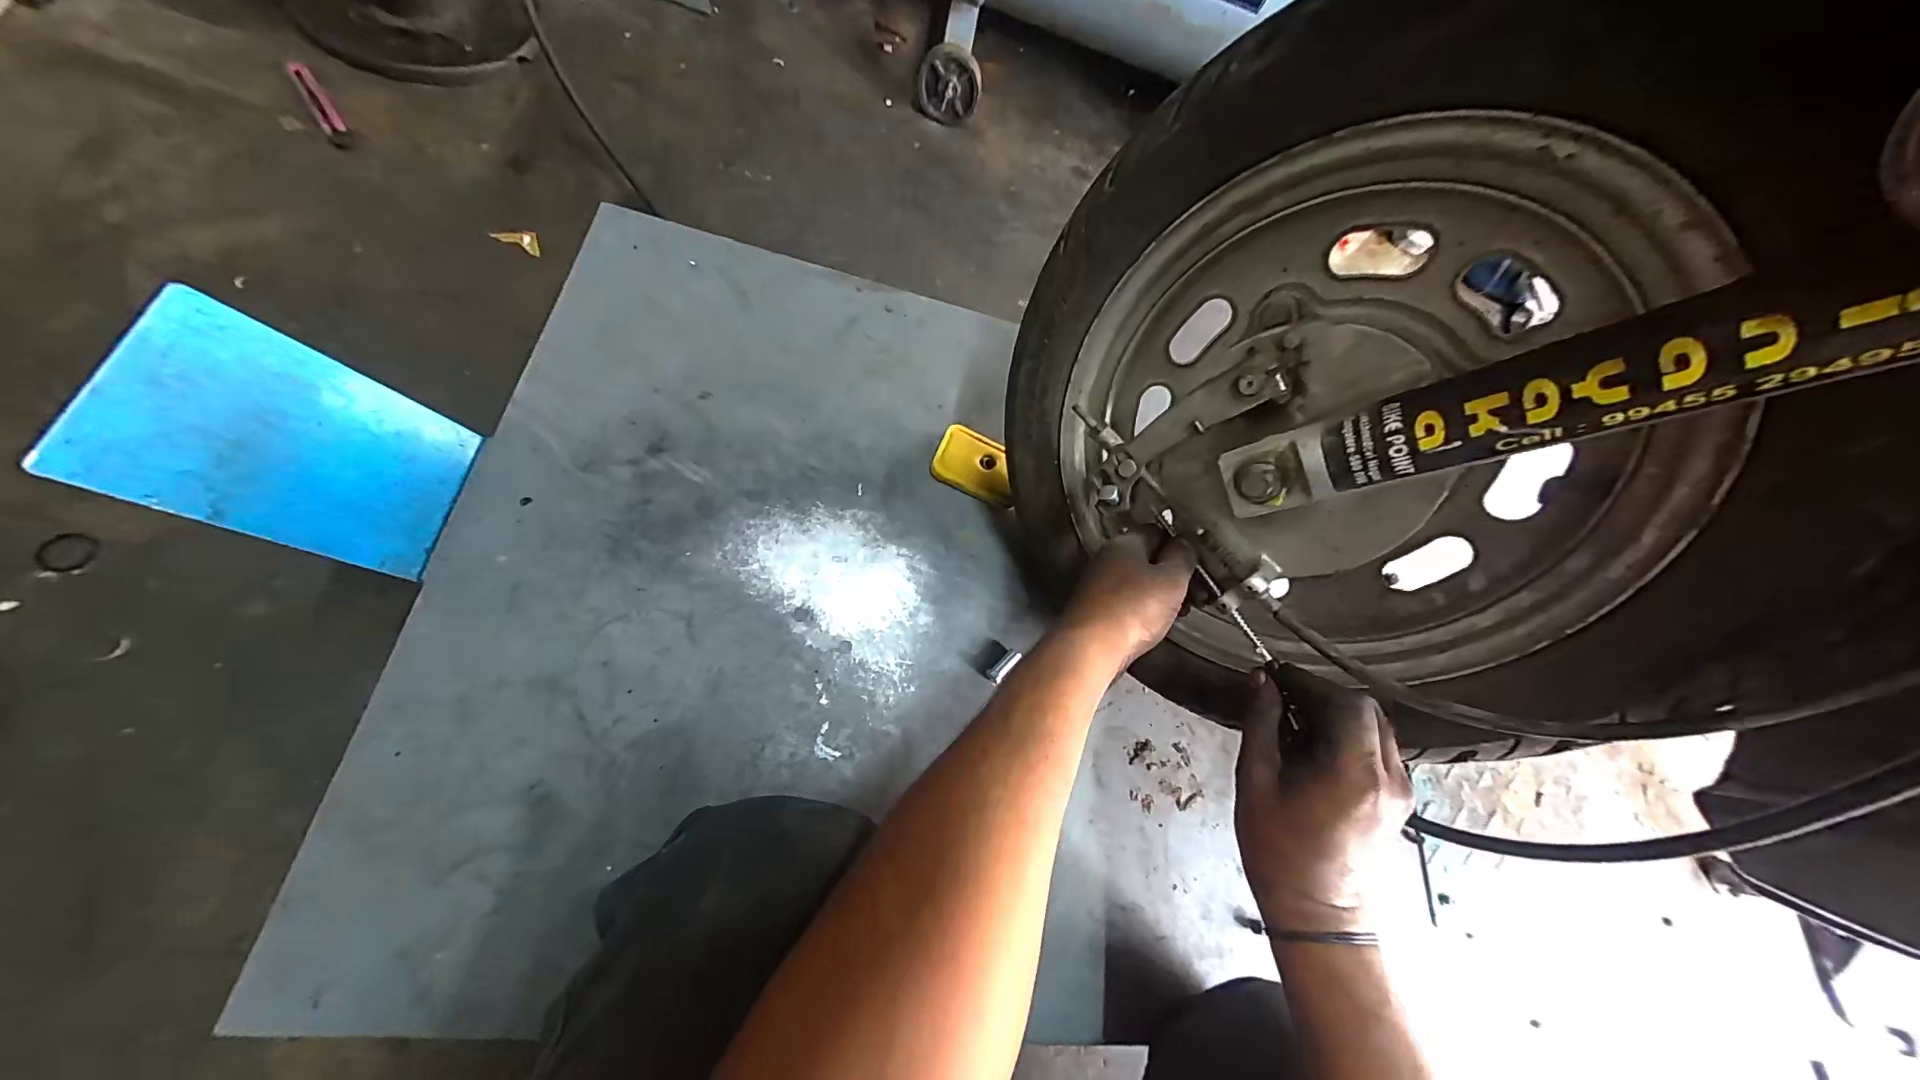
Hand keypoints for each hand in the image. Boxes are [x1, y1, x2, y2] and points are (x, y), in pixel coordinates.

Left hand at [1055, 531, 1196, 667]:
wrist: (1090, 649)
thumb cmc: (1131, 610)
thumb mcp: (1172, 579)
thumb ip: (1182, 556)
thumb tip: (1184, 544)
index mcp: (1123, 543)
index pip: (1156, 531)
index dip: (1179, 544)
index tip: (1195, 561)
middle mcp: (1105, 560)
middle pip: (1145, 559)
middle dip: (1170, 575)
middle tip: (1192, 592)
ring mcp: (1096, 586)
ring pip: (1135, 584)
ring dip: (1157, 596)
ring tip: (1177, 612)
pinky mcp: (1092, 612)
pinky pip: (1124, 605)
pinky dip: (1140, 613)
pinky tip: (1152, 627)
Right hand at [1234, 667, 1412, 933]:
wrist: (1317, 911)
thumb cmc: (1277, 849)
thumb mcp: (1256, 781)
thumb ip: (1261, 724)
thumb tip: (1260, 678)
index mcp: (1355, 771)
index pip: (1345, 702)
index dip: (1308, 680)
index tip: (1274, 673)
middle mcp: (1389, 776)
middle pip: (1366, 708)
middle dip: (1322, 693)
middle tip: (1281, 695)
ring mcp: (1401, 789)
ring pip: (1376, 725)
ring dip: (1336, 711)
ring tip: (1295, 720)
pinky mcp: (1399, 799)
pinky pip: (1379, 747)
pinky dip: (1349, 733)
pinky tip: (1315, 746)